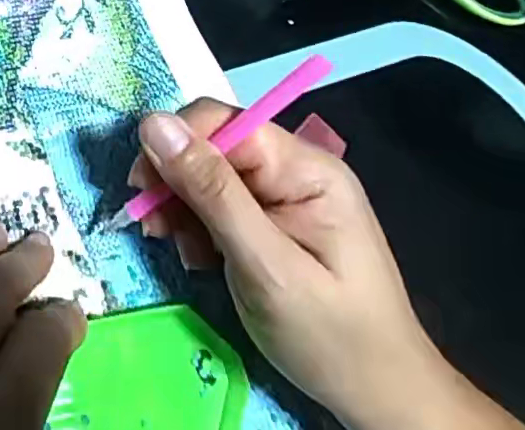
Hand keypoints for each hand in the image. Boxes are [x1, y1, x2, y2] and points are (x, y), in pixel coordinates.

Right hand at [130, 100, 524, 429]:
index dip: (177, 143)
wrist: (382, 401)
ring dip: (182, 207)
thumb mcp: (265, 267)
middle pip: (214, 146)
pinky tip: (198, 256)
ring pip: (210, 175)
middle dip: (176, 180)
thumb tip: (153, 123)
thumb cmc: (331, 337)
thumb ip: (211, 192)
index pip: (226, 122)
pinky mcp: (273, 218)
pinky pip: (221, 202)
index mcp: (305, 166)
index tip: (141, 187)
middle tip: (151, 225)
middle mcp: (294, 166)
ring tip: (177, 247)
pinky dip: (199, 225)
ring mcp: (284, 193)